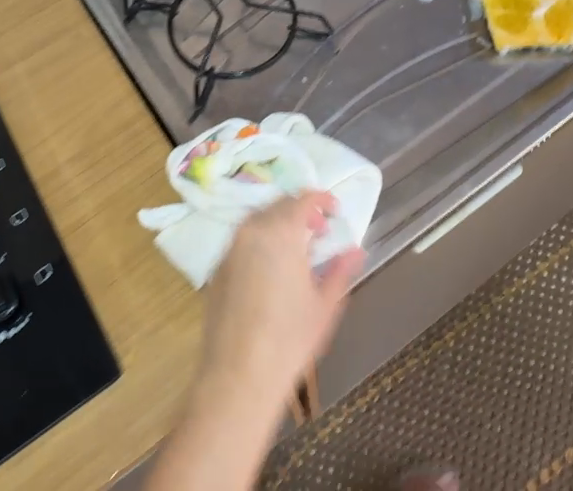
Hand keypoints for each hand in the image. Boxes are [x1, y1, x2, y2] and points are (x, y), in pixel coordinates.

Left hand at [198, 191, 364, 407]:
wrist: (238, 373)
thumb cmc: (290, 338)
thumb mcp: (325, 304)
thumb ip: (340, 270)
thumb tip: (355, 250)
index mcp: (281, 232)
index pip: (302, 199)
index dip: (321, 199)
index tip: (335, 210)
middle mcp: (251, 231)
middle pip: (277, 205)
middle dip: (300, 211)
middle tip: (319, 232)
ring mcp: (229, 249)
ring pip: (256, 221)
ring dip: (278, 224)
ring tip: (296, 250)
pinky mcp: (216, 269)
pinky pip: (241, 242)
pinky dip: (259, 242)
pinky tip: (271, 270)